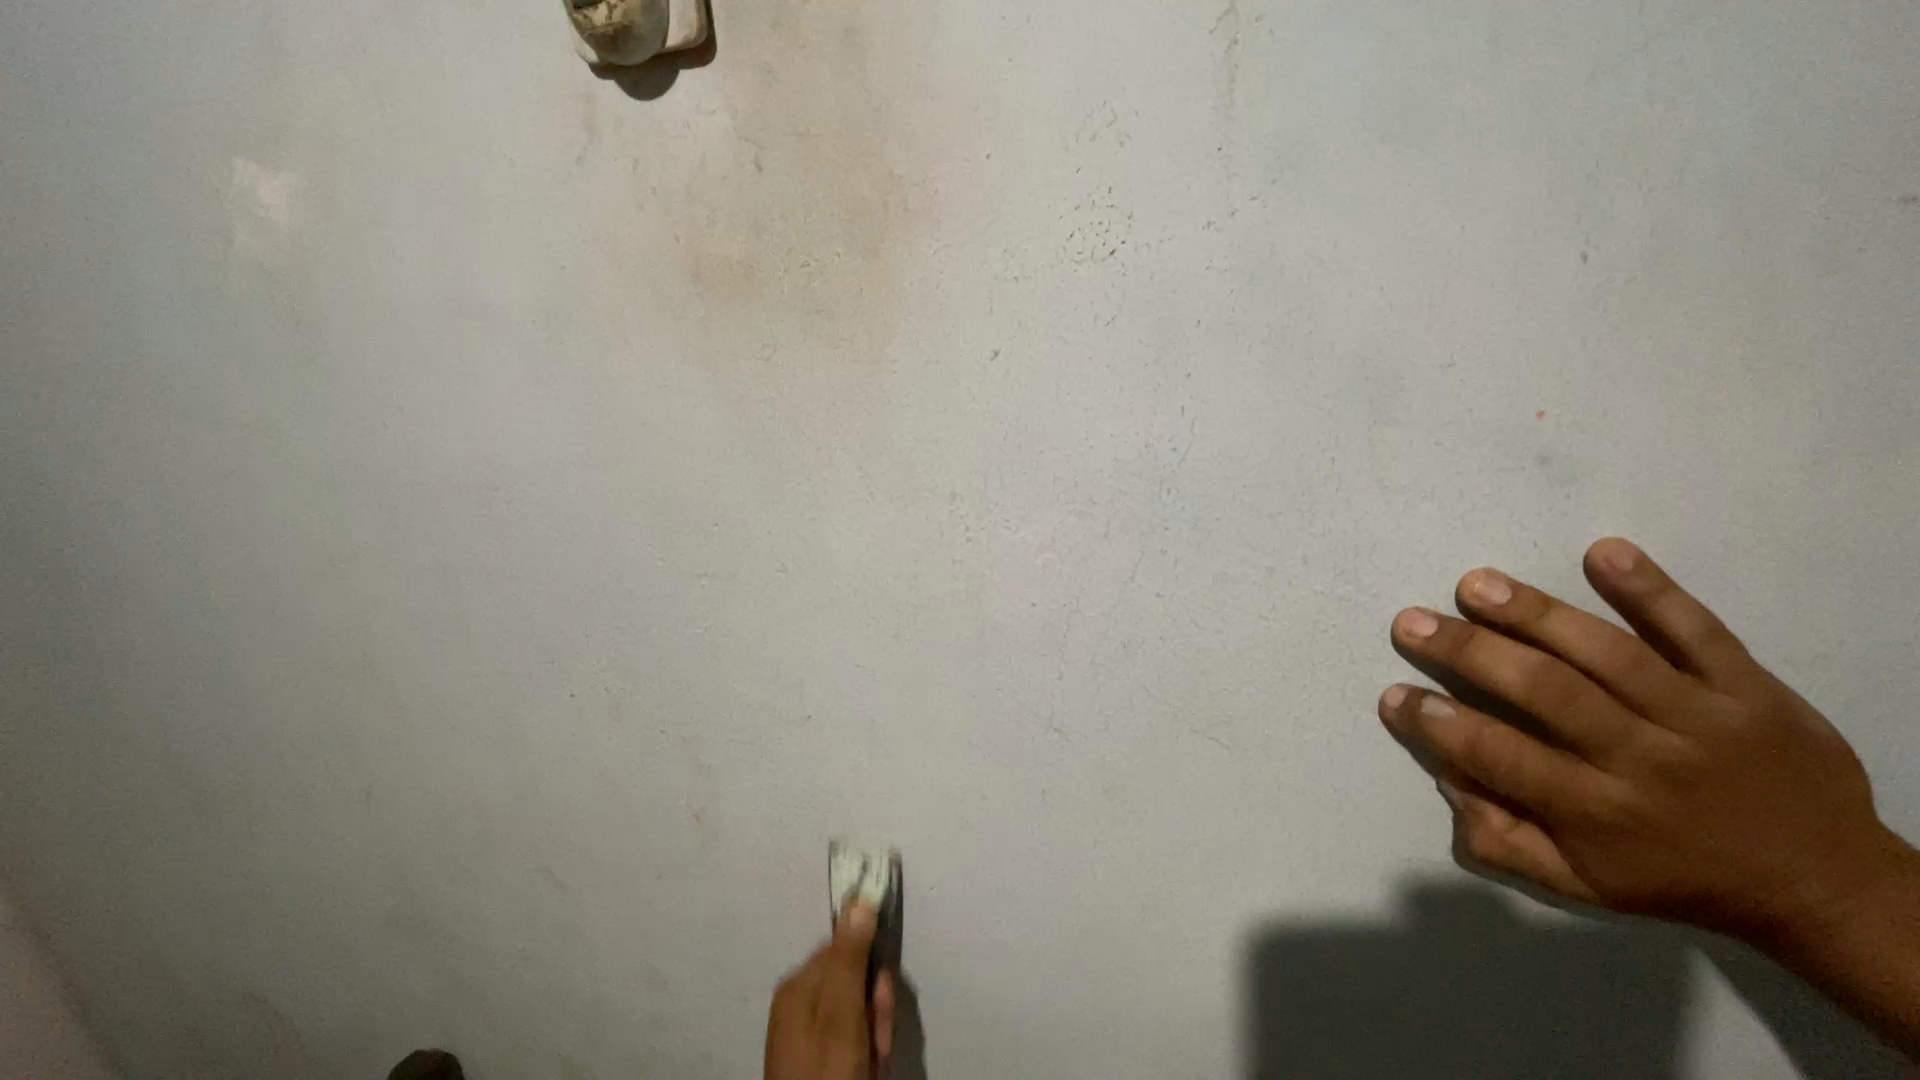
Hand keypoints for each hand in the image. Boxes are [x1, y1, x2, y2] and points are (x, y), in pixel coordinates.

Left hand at [765, 902, 895, 1079]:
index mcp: (799, 983)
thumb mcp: (843, 1016)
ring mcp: (806, 1029)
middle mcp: (798, 999)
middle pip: (854, 980)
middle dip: (876, 1008)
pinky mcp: (815, 1053)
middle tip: (875, 1042)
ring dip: (874, 1034)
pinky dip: (864, 1051)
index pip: (847, 946)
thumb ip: (851, 958)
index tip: (882, 997)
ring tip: (870, 1063)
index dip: (872, 972)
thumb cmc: (826, 1073)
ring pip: (858, 1010)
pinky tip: (865, 1070)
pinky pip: (850, 1035)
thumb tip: (859, 899)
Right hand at [1380, 537, 1904, 939]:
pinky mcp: (1750, 687)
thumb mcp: (1582, 887)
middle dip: (1469, 653)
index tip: (1394, 694)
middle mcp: (1644, 759)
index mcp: (1598, 812)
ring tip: (1474, 584)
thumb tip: (1447, 779)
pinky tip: (1604, 551)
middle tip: (1413, 623)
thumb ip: (1503, 841)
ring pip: (1608, 654)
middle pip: (1547, 693)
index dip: (1440, 725)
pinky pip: (1699, 631)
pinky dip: (1652, 591)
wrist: (1821, 882)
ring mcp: (1702, 716)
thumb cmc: (1676, 877)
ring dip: (1536, 614)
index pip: (1502, 757)